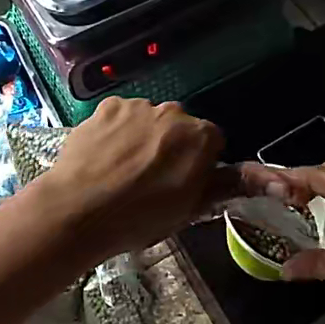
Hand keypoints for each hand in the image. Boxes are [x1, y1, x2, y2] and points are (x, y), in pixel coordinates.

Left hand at [30, 98, 225, 260]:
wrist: (79, 209)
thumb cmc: (139, 217)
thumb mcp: (188, 210)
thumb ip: (218, 186)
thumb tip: (245, 177)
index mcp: (202, 137)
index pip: (212, 142)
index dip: (200, 162)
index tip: (183, 182)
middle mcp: (174, 112)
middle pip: (180, 127)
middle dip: (172, 146)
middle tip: (152, 178)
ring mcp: (139, 106)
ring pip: (149, 120)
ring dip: (143, 136)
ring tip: (122, 169)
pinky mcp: (108, 106)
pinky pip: (120, 116)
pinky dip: (116, 131)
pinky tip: (104, 156)